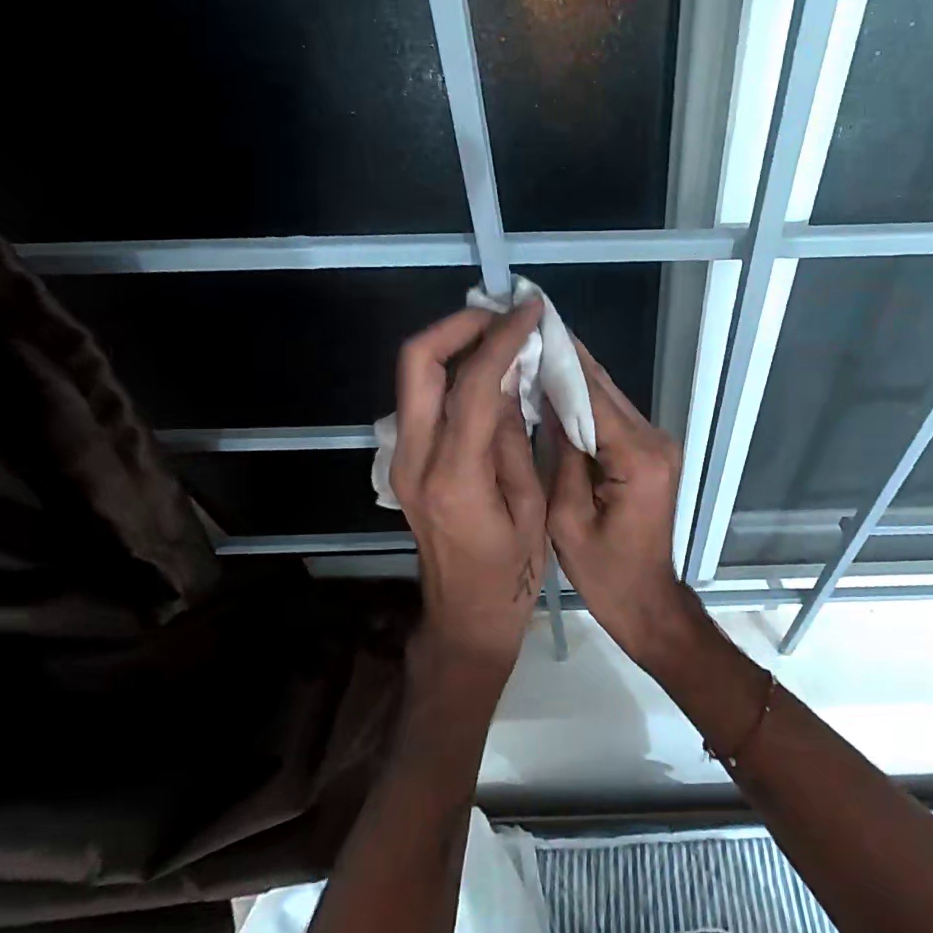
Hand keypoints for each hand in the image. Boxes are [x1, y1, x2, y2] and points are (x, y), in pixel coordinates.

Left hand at [391, 300, 548, 668]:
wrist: (464, 619)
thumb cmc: (510, 574)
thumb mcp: (532, 507)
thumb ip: (515, 441)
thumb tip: (512, 381)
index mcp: (455, 475)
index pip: (474, 384)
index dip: (504, 339)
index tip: (531, 312)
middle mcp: (414, 459)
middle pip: (416, 362)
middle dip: (458, 325)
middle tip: (502, 313)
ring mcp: (401, 461)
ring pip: (413, 377)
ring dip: (452, 345)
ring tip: (499, 333)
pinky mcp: (404, 465)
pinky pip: (422, 401)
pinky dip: (450, 373)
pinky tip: (487, 373)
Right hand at [546, 340, 700, 669]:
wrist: (647, 600)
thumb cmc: (604, 573)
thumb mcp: (565, 517)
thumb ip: (560, 454)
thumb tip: (546, 401)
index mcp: (637, 458)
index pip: (594, 396)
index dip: (561, 359)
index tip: (530, 325)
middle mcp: (656, 440)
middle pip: (605, 389)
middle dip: (566, 358)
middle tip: (526, 326)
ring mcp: (659, 444)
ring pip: (610, 398)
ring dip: (575, 376)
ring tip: (533, 348)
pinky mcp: (654, 451)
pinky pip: (615, 417)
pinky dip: (587, 401)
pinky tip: (556, 385)